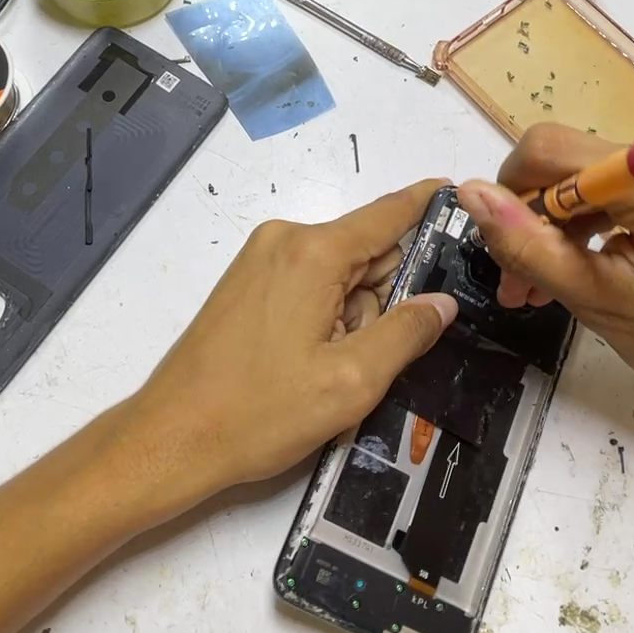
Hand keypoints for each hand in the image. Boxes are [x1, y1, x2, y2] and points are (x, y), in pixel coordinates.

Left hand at [123, 180, 459, 498]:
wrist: (171, 437)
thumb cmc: (260, 411)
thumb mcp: (351, 381)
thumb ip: (406, 333)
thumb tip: (443, 302)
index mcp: (313, 252)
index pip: (389, 213)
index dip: (429, 204)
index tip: (462, 194)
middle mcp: (285, 240)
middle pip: (365, 253)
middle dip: (382, 299)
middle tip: (367, 356)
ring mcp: (260, 259)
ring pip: (339, 274)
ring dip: (351, 316)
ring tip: (328, 370)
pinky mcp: (246, 282)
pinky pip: (309, 284)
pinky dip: (323, 316)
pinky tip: (306, 361)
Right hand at [455, 124, 633, 441]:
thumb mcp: (600, 303)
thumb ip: (531, 247)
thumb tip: (470, 193)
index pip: (559, 152)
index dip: (517, 192)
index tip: (508, 249)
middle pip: (570, 159)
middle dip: (532, 216)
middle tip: (516, 280)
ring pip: (585, 171)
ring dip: (553, 223)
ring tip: (535, 284)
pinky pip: (613, 181)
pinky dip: (584, 220)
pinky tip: (570, 263)